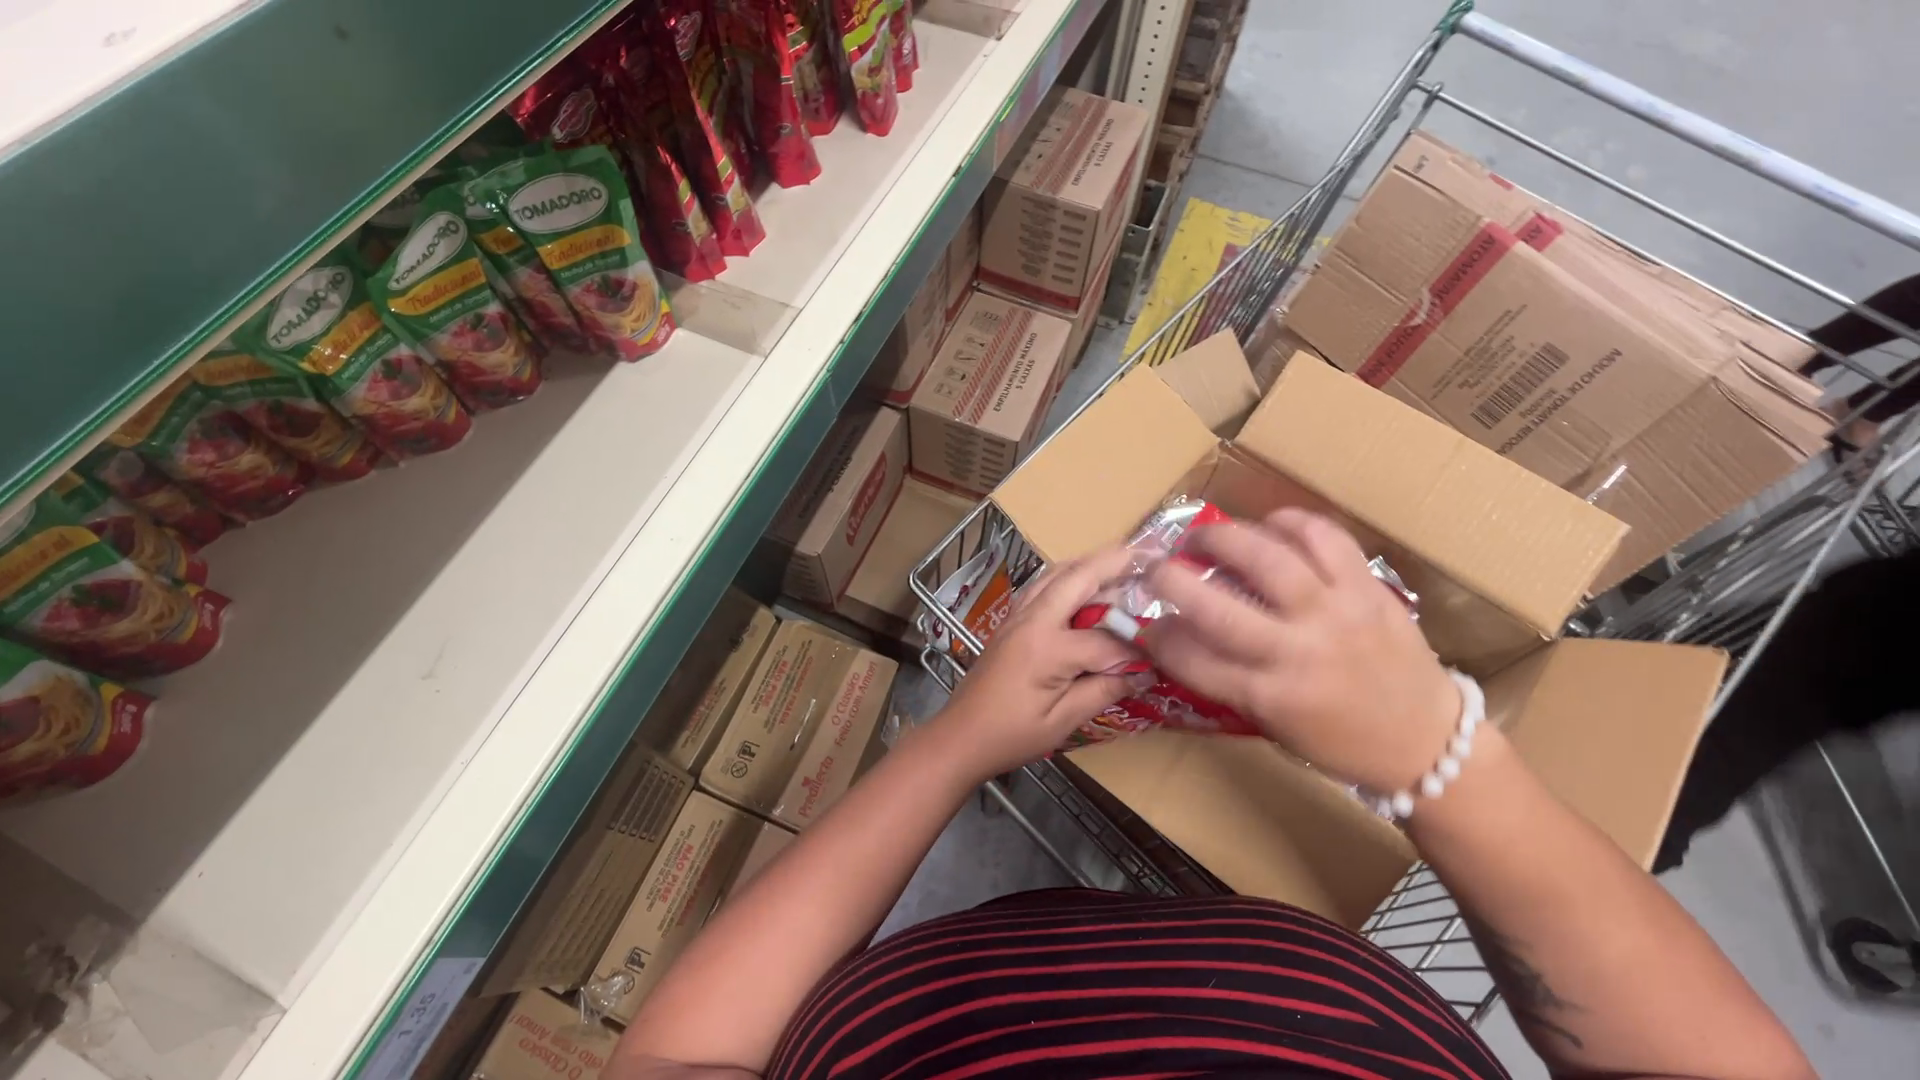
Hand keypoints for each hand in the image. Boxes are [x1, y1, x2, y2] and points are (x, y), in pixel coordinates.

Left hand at [931, 548, 1140, 781]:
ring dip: (1090, 565)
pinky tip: (1084, 585)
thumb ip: (1103, 690)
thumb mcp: (1062, 721)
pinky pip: (1042, 585)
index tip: (1159, 660)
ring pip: (1056, 573)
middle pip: (1078, 578)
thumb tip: (1143, 674)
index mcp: (1046, 647)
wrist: (960, 736)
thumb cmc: (1010, 735)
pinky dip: (1068, 576)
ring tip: (1122, 563)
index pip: (1104, 639)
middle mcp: (1031, 620)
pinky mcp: (1009, 621)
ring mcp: (1017, 616)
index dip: (1134, 651)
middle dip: (1115, 562)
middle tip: (1148, 554)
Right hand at [1135, 508, 1460, 792]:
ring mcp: (1335, 614)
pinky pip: (1324, 538)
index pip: (1192, 659)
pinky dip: (1288, 522)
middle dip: (1170, 579)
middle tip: (1156, 567)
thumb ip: (1226, 677)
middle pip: (1215, 607)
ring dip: (1222, 538)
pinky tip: (1268, 526)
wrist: (1424, 739)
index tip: (1145, 623)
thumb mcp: (1272, 722)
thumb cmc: (1338, 739)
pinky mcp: (1368, 588)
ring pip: (1267, 559)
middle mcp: (1297, 652)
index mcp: (1269, 696)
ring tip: (1203, 537)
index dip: (1157, 636)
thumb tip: (1181, 633)